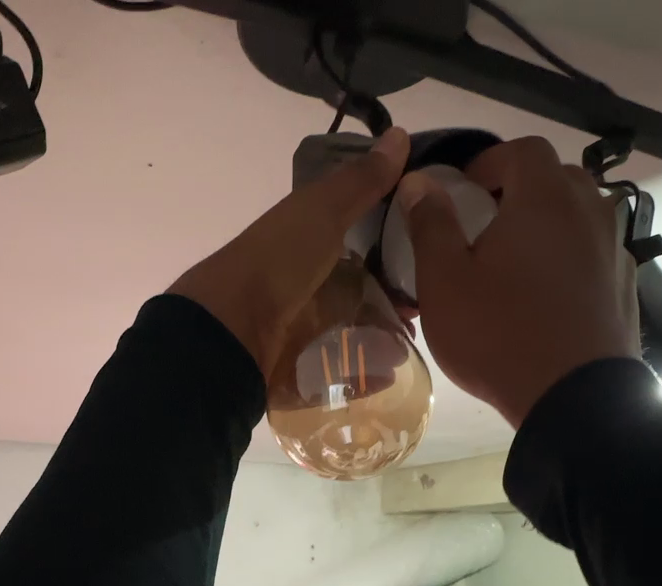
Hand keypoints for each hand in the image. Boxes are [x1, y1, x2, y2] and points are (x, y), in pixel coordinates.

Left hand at [170, 127, 410, 378]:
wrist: (230, 329)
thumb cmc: (277, 261)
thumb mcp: (321, 210)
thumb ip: (360, 180)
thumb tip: (399, 134)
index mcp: (307, 246)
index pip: (360, 244)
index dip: (394, 248)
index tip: (431, 254)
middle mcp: (305, 288)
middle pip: (361, 294)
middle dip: (395, 301)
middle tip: (427, 309)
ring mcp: (300, 333)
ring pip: (354, 336)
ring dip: (384, 340)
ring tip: (413, 344)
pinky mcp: (299, 372)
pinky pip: (339, 376)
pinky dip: (365, 375)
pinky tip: (391, 374)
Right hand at [397, 136, 639, 427]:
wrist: (571, 398)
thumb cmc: (497, 334)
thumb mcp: (444, 281)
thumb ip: (431, 225)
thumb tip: (419, 182)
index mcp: (543, 198)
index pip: (521, 149)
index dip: (488, 162)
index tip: (462, 191)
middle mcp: (588, 211)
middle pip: (556, 179)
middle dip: (519, 190)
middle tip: (486, 224)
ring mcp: (613, 249)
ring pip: (579, 217)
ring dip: (547, 225)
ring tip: (516, 262)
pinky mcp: (624, 288)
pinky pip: (593, 255)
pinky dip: (569, 259)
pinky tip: (546, 297)